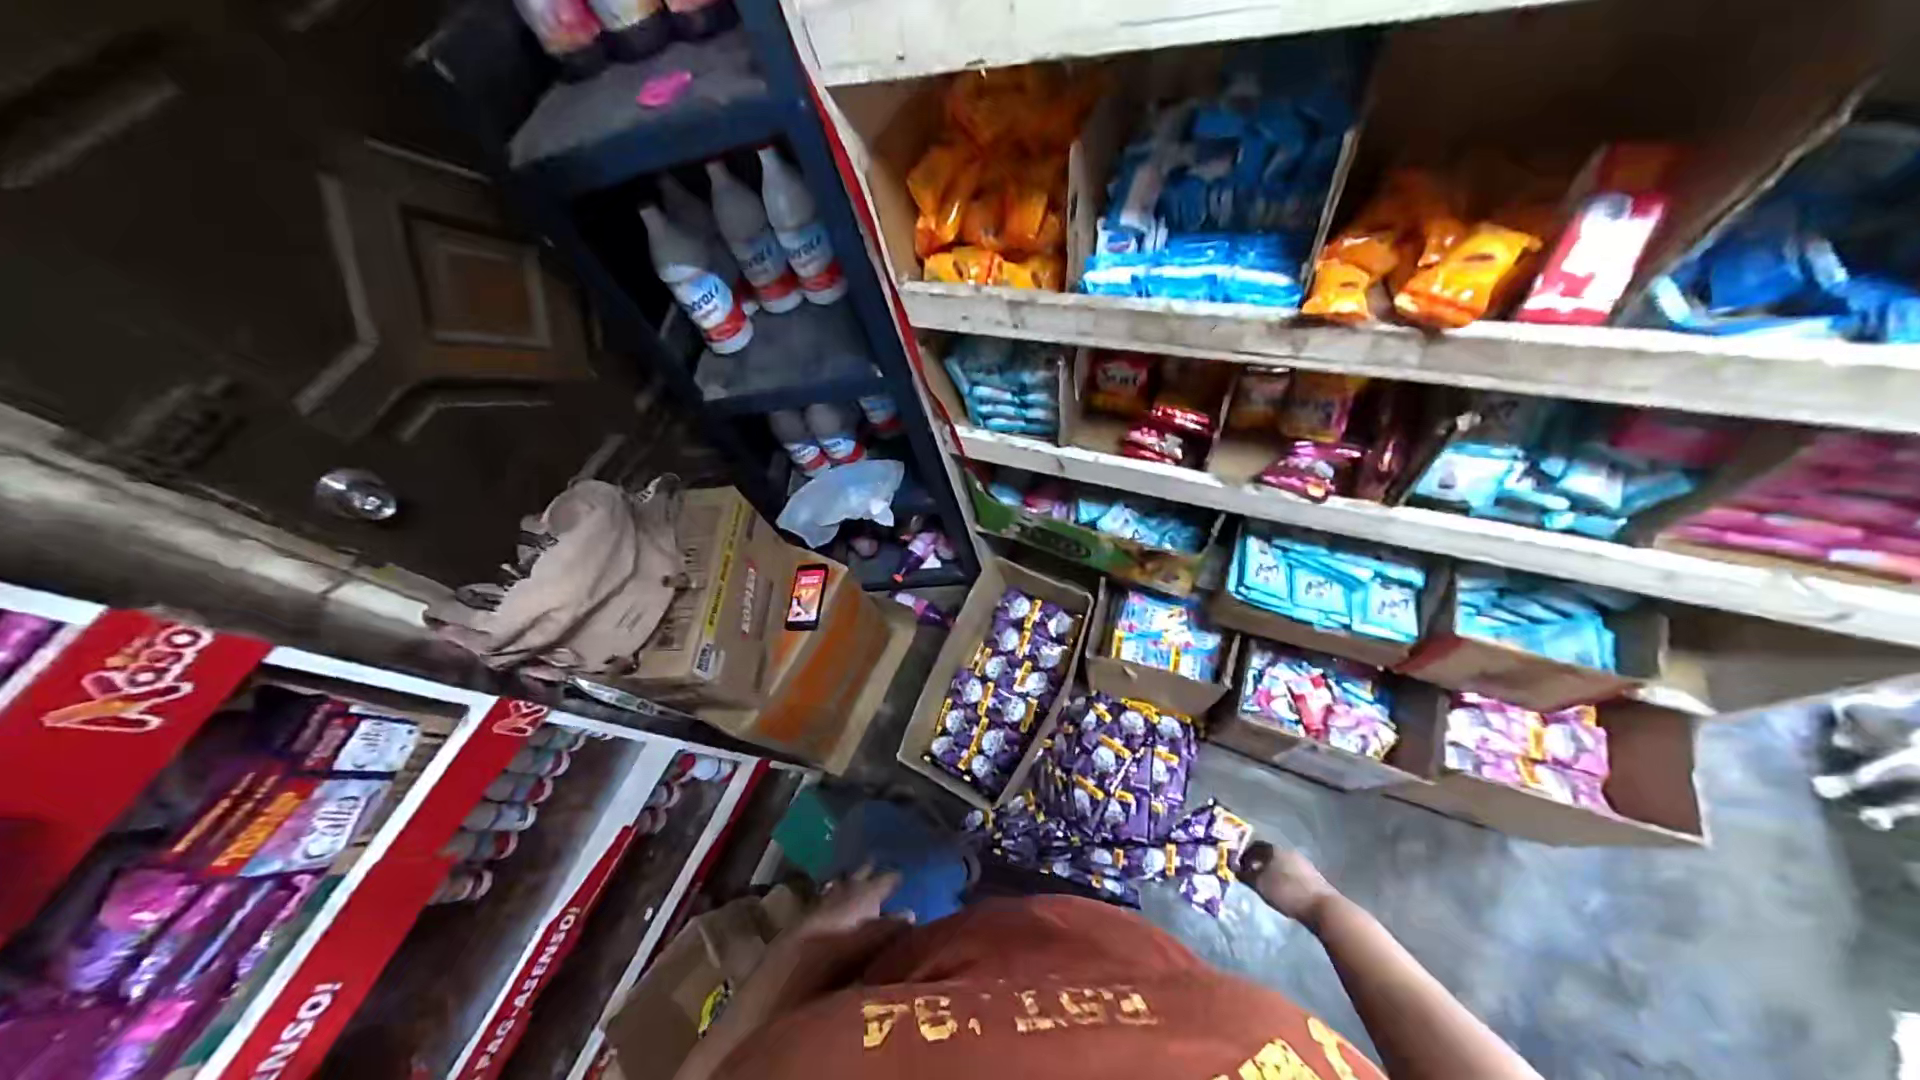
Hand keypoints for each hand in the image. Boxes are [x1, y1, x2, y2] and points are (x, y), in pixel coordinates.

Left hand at [797, 864, 909, 938]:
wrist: (801, 955)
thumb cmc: (847, 944)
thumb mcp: (877, 936)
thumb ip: (894, 924)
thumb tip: (911, 913)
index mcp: (869, 891)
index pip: (887, 878)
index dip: (895, 877)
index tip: (902, 875)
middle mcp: (850, 886)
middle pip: (864, 871)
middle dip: (871, 868)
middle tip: (878, 864)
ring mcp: (830, 894)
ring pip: (844, 878)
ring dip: (850, 878)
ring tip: (856, 878)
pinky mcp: (813, 906)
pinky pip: (829, 891)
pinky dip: (835, 891)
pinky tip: (835, 897)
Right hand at [1238, 842, 1338, 927]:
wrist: (1322, 907)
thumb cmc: (1286, 892)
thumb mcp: (1260, 885)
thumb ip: (1245, 875)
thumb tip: (1236, 869)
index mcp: (1274, 849)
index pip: (1254, 846)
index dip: (1244, 856)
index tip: (1239, 867)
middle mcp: (1288, 851)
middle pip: (1269, 854)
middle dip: (1259, 864)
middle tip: (1252, 876)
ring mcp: (1303, 863)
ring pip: (1281, 864)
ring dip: (1272, 871)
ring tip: (1267, 885)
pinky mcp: (1313, 876)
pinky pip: (1292, 872)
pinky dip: (1284, 878)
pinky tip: (1283, 890)